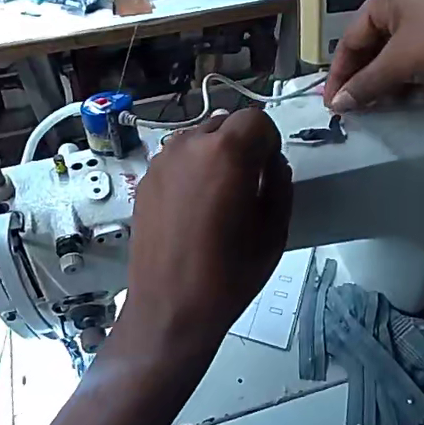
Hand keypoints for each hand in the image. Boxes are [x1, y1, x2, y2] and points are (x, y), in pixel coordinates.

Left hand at [111, 109, 292, 377]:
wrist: (169, 306)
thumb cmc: (227, 274)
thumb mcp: (274, 229)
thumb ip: (279, 183)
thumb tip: (271, 164)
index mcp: (225, 153)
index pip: (256, 118)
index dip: (268, 141)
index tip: (268, 170)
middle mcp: (187, 147)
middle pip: (224, 124)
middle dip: (241, 145)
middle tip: (247, 185)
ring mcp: (160, 162)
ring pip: (197, 140)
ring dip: (213, 156)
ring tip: (218, 198)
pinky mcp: (144, 181)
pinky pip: (175, 161)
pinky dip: (189, 171)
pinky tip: (192, 209)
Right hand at [323, 0, 423, 112]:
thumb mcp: (398, 63)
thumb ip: (364, 85)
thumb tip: (339, 104)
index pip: (350, 38)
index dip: (339, 74)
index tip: (332, 101)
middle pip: (374, 44)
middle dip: (364, 77)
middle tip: (355, 105)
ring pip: (398, 51)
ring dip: (387, 79)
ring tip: (380, 104)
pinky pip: (421, 53)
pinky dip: (411, 74)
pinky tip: (408, 95)